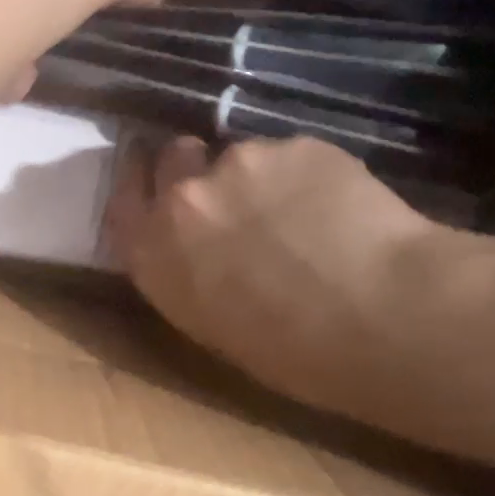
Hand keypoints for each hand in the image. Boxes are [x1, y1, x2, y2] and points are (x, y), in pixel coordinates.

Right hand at [104, 136, 455, 406]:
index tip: (153, 183)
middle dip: (195, 169)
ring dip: (259, 178)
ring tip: (299, 213)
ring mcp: (241, 163)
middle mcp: (184, 200)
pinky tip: (335, 208)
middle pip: (174, 157)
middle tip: (229, 197)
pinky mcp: (298, 144)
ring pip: (241, 157)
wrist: (370, 312)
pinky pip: (291, 155)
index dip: (139, 185)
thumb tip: (202, 251)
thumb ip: (187, 271)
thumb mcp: (207, 323)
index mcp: (152, 254)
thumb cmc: (284, 351)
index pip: (124, 198)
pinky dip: (305, 176)